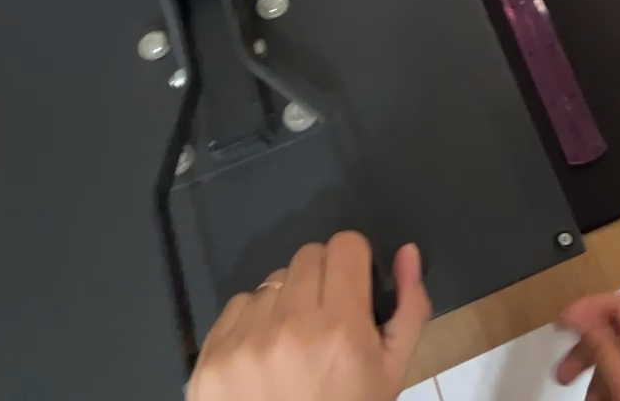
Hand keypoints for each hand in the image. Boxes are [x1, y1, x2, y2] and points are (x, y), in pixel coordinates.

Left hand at [187, 232, 430, 400]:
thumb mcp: (391, 373)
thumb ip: (408, 307)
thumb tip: (407, 251)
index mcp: (341, 327)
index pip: (346, 245)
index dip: (354, 264)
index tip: (354, 289)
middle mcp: (291, 324)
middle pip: (309, 255)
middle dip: (322, 279)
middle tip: (325, 321)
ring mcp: (246, 341)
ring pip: (274, 280)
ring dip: (287, 302)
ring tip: (292, 346)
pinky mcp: (212, 358)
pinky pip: (239, 305)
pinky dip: (253, 324)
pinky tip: (263, 360)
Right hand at [555, 293, 619, 400]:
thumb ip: (600, 343)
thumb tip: (578, 314)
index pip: (616, 304)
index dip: (584, 311)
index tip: (558, 326)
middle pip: (619, 331)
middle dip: (589, 353)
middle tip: (562, 375)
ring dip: (602, 376)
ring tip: (589, 400)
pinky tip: (606, 399)